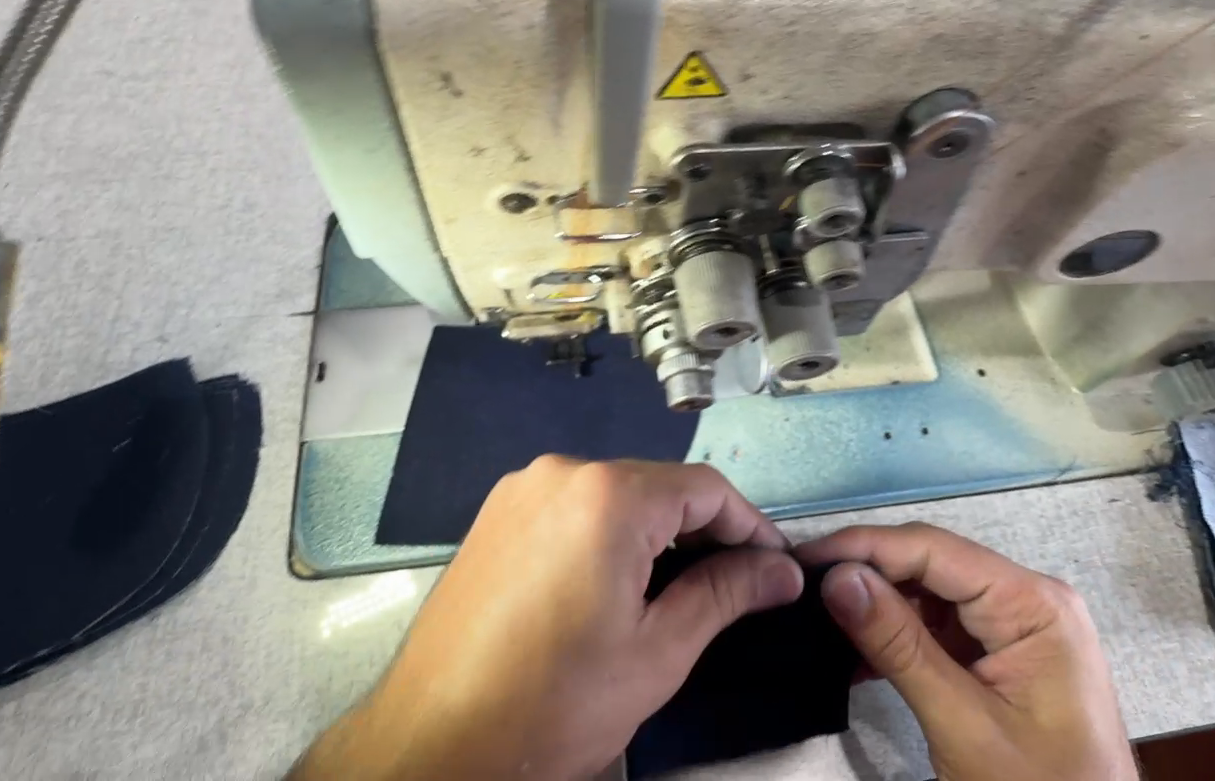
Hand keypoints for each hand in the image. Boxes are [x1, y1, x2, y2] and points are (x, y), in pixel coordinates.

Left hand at [291, 457, 803, 780]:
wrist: (430, 743)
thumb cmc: (556, 702)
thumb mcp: (659, 651)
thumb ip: (726, 594)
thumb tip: (784, 571)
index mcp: (608, 495)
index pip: (705, 489)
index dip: (750, 526)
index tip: (777, 569)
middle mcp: (563, 471)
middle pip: (658, 487)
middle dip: (704, 533)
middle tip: (737, 587)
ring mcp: (522, 488)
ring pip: (616, 496)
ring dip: (657, 535)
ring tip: (681, 591)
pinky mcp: (497, 514)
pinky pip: (574, 508)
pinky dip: (609, 535)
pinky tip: (616, 584)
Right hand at [797, 523, 1136, 780]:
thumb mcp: (964, 726)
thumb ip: (899, 646)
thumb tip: (835, 577)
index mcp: (1033, 603)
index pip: (933, 548)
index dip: (864, 547)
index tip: (803, 559)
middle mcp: (1027, 596)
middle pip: (929, 563)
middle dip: (865, 573)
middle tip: (801, 586)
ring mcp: (1014, 624)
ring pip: (927, 591)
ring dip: (876, 606)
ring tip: (817, 617)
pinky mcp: (999, 651)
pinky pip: (937, 625)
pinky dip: (896, 637)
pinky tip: (853, 655)